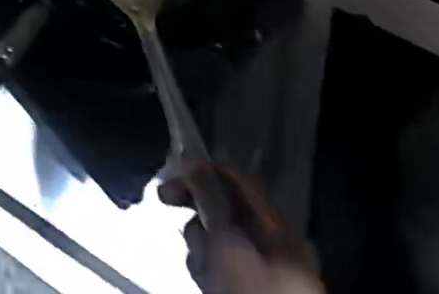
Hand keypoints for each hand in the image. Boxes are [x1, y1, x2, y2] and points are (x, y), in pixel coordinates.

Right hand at [162, 165, 323, 293]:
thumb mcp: (228, 243)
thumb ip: (209, 199)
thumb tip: (190, 158)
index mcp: (275, 227)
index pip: (238, 180)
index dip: (204, 167)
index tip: (170, 169)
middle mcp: (270, 243)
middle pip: (224, 206)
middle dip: (193, 204)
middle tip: (163, 199)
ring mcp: (260, 268)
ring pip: (216, 235)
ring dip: (198, 240)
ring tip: (197, 260)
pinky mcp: (245, 288)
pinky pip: (218, 262)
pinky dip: (205, 264)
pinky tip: (204, 278)